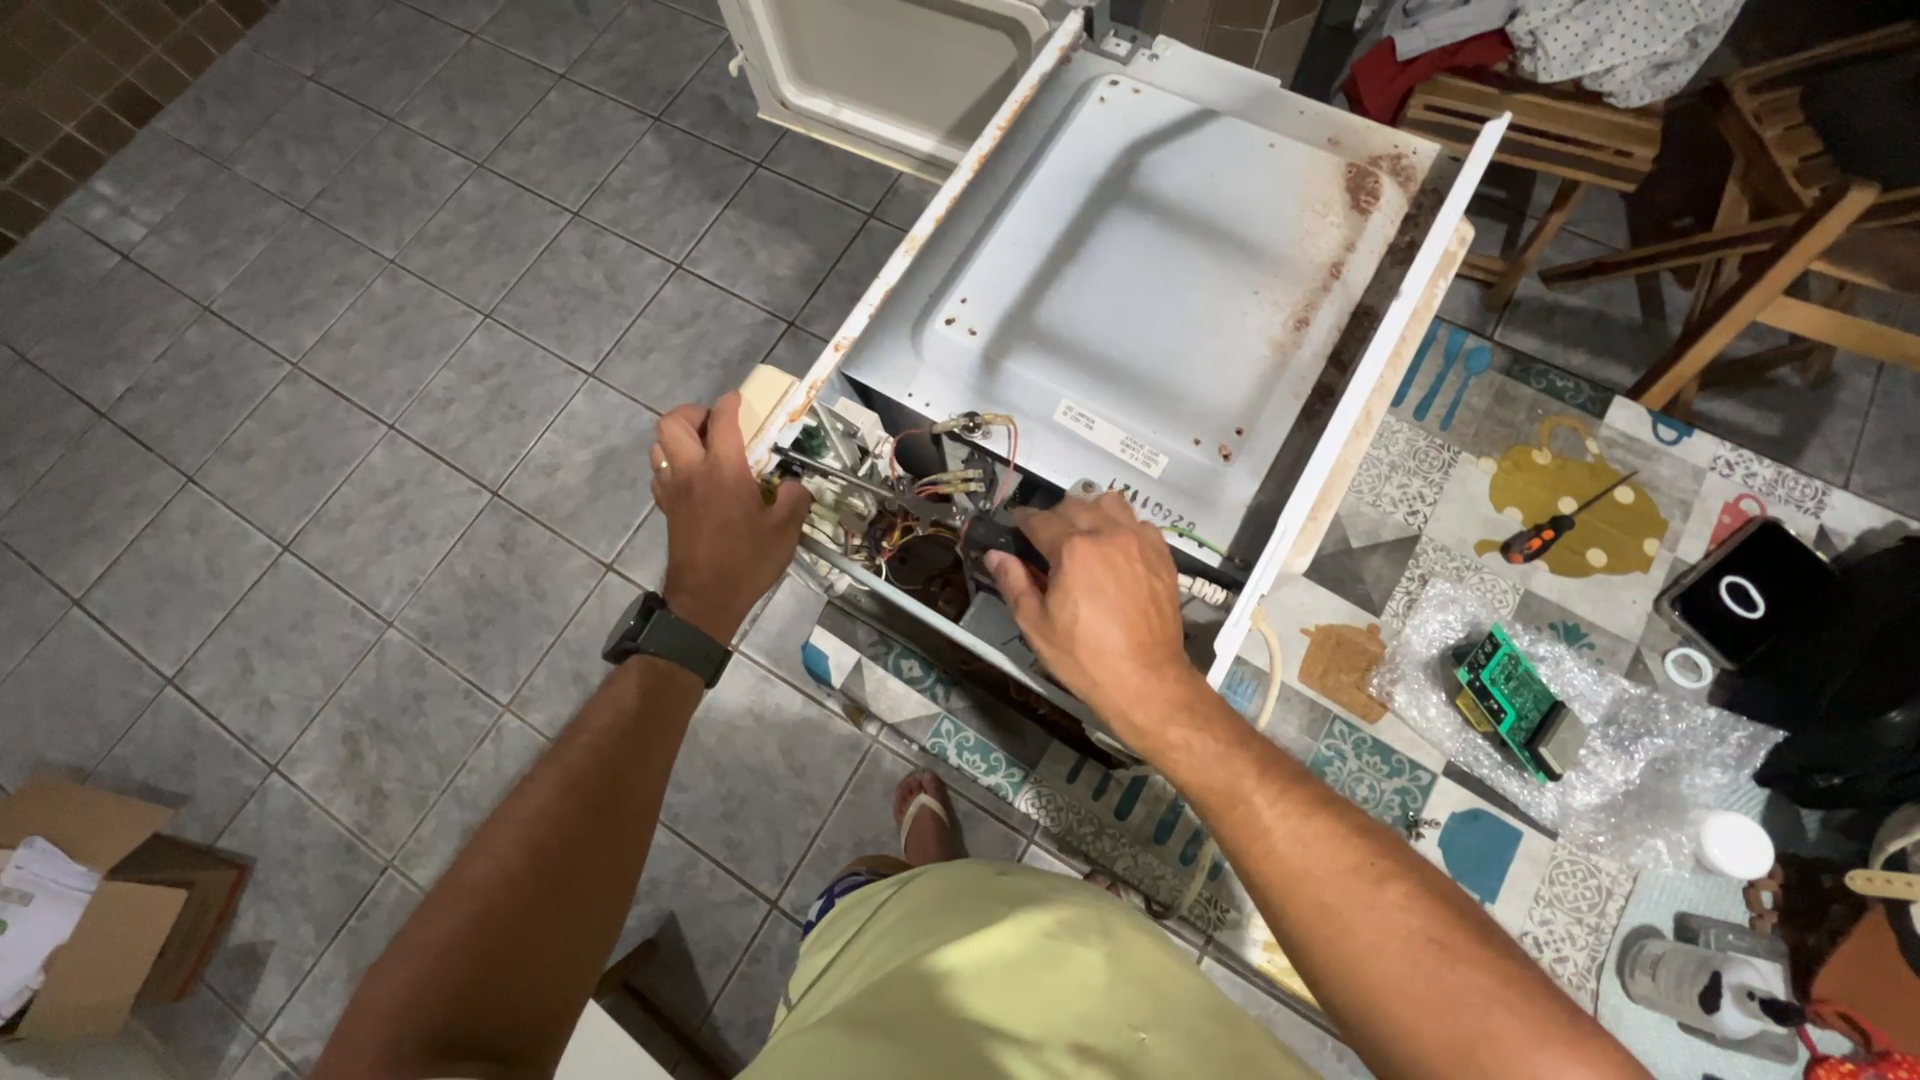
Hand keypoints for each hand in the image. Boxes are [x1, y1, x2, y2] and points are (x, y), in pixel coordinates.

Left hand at [651, 392, 810, 641]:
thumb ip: (794, 498)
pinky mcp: (666, 510)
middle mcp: (691, 472)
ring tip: (701, 447)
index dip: (730, 404)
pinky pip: (659, 474)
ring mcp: (673, 491)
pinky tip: (692, 478)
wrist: (705, 600)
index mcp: (723, 470)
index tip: (738, 400)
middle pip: (671, 423)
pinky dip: (671, 465)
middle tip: (713, 422)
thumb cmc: (747, 562)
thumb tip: (793, 484)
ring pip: (658, 446)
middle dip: (692, 413)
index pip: (721, 421)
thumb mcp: (785, 530)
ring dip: (676, 438)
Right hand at [984, 493, 1206, 748]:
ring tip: (1084, 536)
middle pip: (1074, 505)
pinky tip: (1116, 551)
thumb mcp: (1036, 625)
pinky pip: (1139, 523)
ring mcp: (1139, 542)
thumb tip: (995, 555)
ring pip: (1111, 503)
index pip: (1040, 520)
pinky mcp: (1162, 555)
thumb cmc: (1084, 657)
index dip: (1022, 520)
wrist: (1145, 679)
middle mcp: (1108, 534)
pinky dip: (1123, 527)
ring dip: (1091, 512)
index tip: (1015, 524)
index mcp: (1073, 549)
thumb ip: (1014, 583)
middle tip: (1045, 539)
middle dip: (1055, 516)